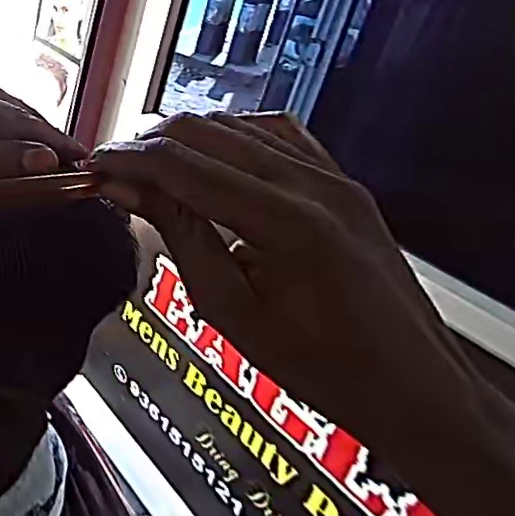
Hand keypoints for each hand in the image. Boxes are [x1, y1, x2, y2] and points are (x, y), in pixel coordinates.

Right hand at [84, 112, 485, 456]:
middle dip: (143, 143)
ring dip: (179, 137)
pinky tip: (206, 156)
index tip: (93, 166)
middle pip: (198, 129)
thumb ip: (174, 232)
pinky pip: (270, 129)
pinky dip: (224, 134)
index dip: (123, 159)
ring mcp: (332, 177)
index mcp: (287, 223)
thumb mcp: (227, 307)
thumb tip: (122, 188)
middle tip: (114, 169)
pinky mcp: (339, 179)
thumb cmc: (326, 366)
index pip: (177, 162)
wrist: (421, 393)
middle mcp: (313, 185)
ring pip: (228, 122)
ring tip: (151, 167)